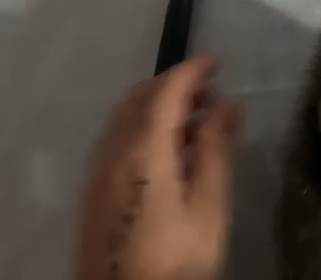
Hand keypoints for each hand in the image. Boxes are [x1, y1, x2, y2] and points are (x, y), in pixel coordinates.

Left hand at [74, 55, 240, 279]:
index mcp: (142, 149)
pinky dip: (143, 127)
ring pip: (126, 117)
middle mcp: (113, 151)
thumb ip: (217, 150)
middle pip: (141, 97)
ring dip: (158, 106)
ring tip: (195, 124)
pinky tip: (167, 154)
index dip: (193, 69)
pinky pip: (117, 139)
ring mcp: (97, 174)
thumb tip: (227, 104)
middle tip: (211, 94)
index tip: (219, 60)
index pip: (167, 90)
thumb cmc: (175, 264)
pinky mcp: (92, 195)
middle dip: (175, 85)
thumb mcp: (209, 210)